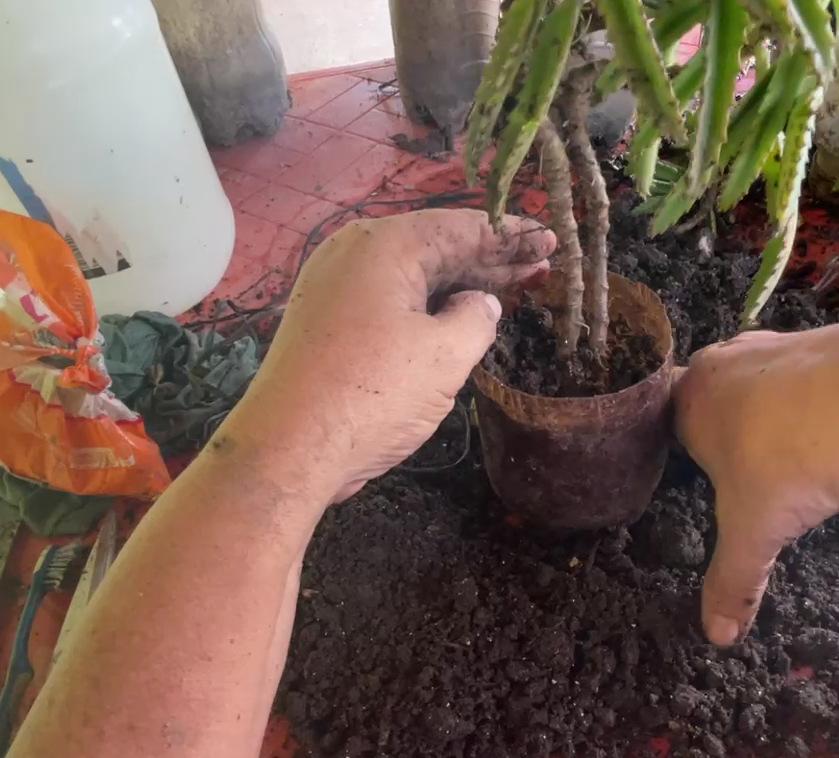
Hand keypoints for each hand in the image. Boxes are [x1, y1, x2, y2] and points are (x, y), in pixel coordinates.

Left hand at [215, 209, 554, 502]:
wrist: (289, 448)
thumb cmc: (372, 396)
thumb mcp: (444, 355)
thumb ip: (477, 319)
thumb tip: (480, 304)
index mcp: (383, 245)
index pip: (461, 228)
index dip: (510, 237)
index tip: (548, 242)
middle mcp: (353, 254)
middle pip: (436, 248)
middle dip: (491, 260)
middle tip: (539, 267)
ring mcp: (335, 288)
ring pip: (412, 278)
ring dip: (461, 285)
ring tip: (509, 291)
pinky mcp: (328, 323)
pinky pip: (390, 302)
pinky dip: (427, 307)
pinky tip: (454, 318)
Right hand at [675, 320, 838, 644]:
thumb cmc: (787, 466)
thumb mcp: (752, 534)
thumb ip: (731, 584)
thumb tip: (718, 639)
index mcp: (690, 403)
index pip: (670, 418)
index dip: (685, 443)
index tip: (703, 466)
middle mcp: (724, 363)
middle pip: (712, 388)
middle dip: (727, 419)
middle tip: (748, 457)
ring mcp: (776, 345)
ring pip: (761, 372)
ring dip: (772, 402)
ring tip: (797, 443)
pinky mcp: (828, 336)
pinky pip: (810, 365)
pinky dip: (819, 389)